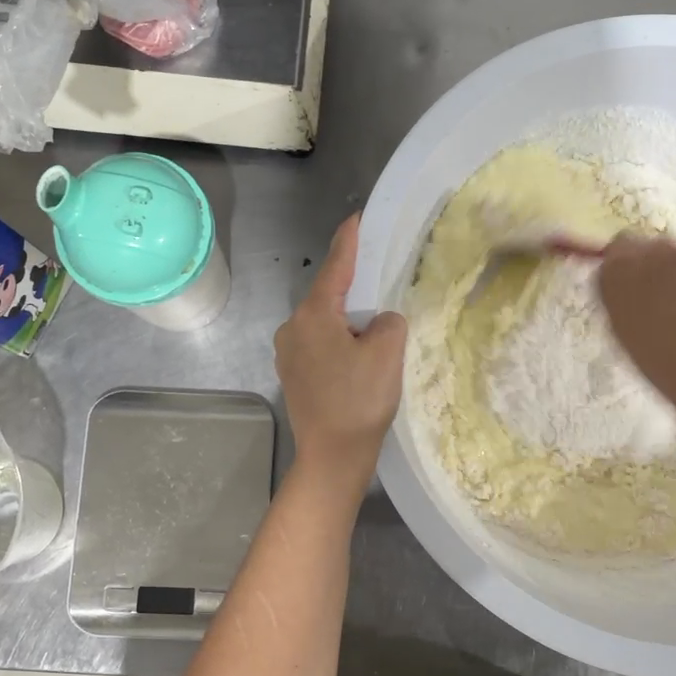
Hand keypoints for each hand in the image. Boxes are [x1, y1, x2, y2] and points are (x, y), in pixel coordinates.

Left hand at [275, 215, 407, 477]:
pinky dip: (339, 344)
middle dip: (354, 290)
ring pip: (324, 324)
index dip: (349, 241)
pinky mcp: (293, 376)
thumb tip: (377, 323)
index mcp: (313, 315)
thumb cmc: (359, 401)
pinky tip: (357, 360)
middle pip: (328, 297)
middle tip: (382, 285)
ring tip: (375, 333)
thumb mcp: (387, 353)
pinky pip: (320, 346)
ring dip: (347, 323)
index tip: (355, 218)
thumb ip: (387, 322)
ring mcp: (288, 353)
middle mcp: (292, 327)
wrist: (332, 458)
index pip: (336, 266)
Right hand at [598, 234, 675, 419]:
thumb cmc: (657, 357)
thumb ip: (626, 297)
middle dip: (665, 262)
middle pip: (653, 246)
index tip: (646, 281)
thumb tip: (637, 288)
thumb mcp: (624, 326)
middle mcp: (642, 254)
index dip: (634, 262)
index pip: (618, 248)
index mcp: (612, 275)